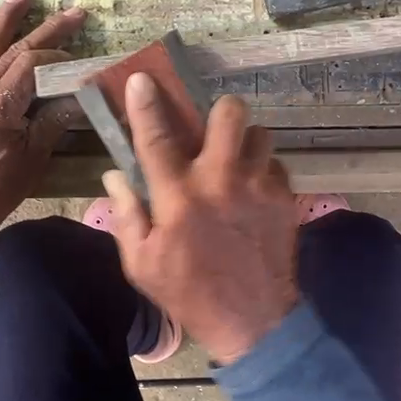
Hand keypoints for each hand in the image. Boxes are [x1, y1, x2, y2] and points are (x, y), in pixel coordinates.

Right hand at [101, 73, 299, 363]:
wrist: (253, 321)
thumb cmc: (188, 292)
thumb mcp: (141, 263)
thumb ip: (126, 214)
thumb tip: (115, 175)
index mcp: (178, 196)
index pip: (156, 138)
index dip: (146, 104)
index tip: (143, 79)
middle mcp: (221, 180)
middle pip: (229, 113)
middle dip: (220, 111)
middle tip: (213, 129)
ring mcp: (259, 186)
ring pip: (260, 134)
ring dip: (245, 143)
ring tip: (236, 164)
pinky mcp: (286, 197)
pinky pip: (276, 164)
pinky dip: (264, 171)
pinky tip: (253, 193)